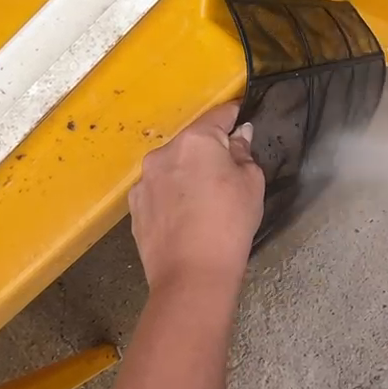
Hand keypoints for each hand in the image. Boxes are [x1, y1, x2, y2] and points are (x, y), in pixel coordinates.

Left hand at [128, 102, 264, 294]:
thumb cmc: (230, 221)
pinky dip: (174, 192)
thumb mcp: (252, 181)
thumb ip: (244, 152)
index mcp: (195, 141)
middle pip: (194, 141)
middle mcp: (164, 153)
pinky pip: (161, 187)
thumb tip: (239, 136)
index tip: (245, 121)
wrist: (192, 274)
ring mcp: (144, 180)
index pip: (219, 114)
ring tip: (207, 198)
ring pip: (175, 164)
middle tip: (230, 170)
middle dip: (212, 149)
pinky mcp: (135, 206)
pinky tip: (188, 214)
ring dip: (190, 171)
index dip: (235, 116)